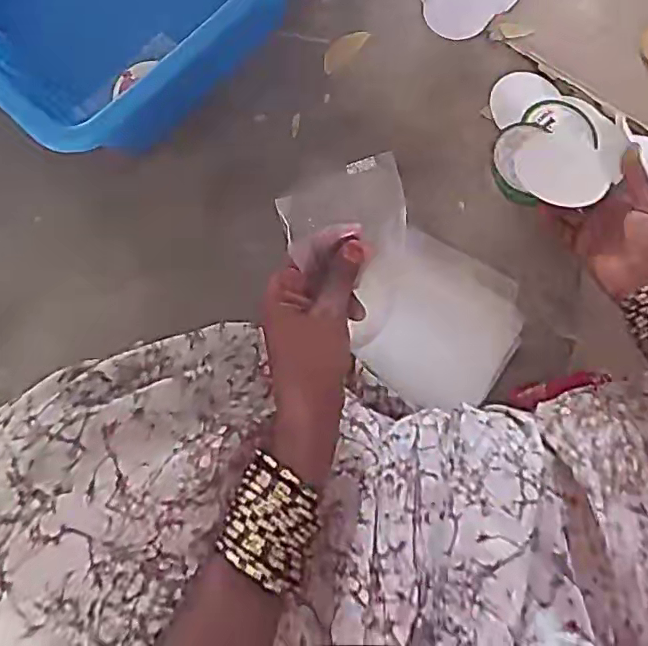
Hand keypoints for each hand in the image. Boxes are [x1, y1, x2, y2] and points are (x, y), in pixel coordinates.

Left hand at [260, 230, 367, 481]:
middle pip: (314, 266)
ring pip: (323, 284)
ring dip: (344, 284)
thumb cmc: (314, 362)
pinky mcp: (310, 330)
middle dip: (341, 261)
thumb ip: (341, 277)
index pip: (305, 252)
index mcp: (279, 291)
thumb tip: (354, 245)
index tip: (359, 233)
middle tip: (368, 256)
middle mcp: (284, 299)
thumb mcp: (330, 314)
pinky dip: (342, 302)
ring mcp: (296, 316)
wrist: (311, 413)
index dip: (331, 240)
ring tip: (361, 295)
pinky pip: (326, 303)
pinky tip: (356, 314)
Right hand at [544, 148, 647, 303]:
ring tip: (543, 181)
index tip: (583, 148)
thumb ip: (638, 179)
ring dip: (558, 197)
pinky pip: (561, 229)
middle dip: (572, 179)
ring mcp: (592, 228)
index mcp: (625, 201)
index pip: (606, 178)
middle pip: (584, 192)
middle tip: (556, 162)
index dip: (595, 165)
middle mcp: (606, 213)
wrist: (643, 283)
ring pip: (569, 208)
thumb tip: (631, 150)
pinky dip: (551, 220)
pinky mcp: (580, 244)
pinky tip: (542, 207)